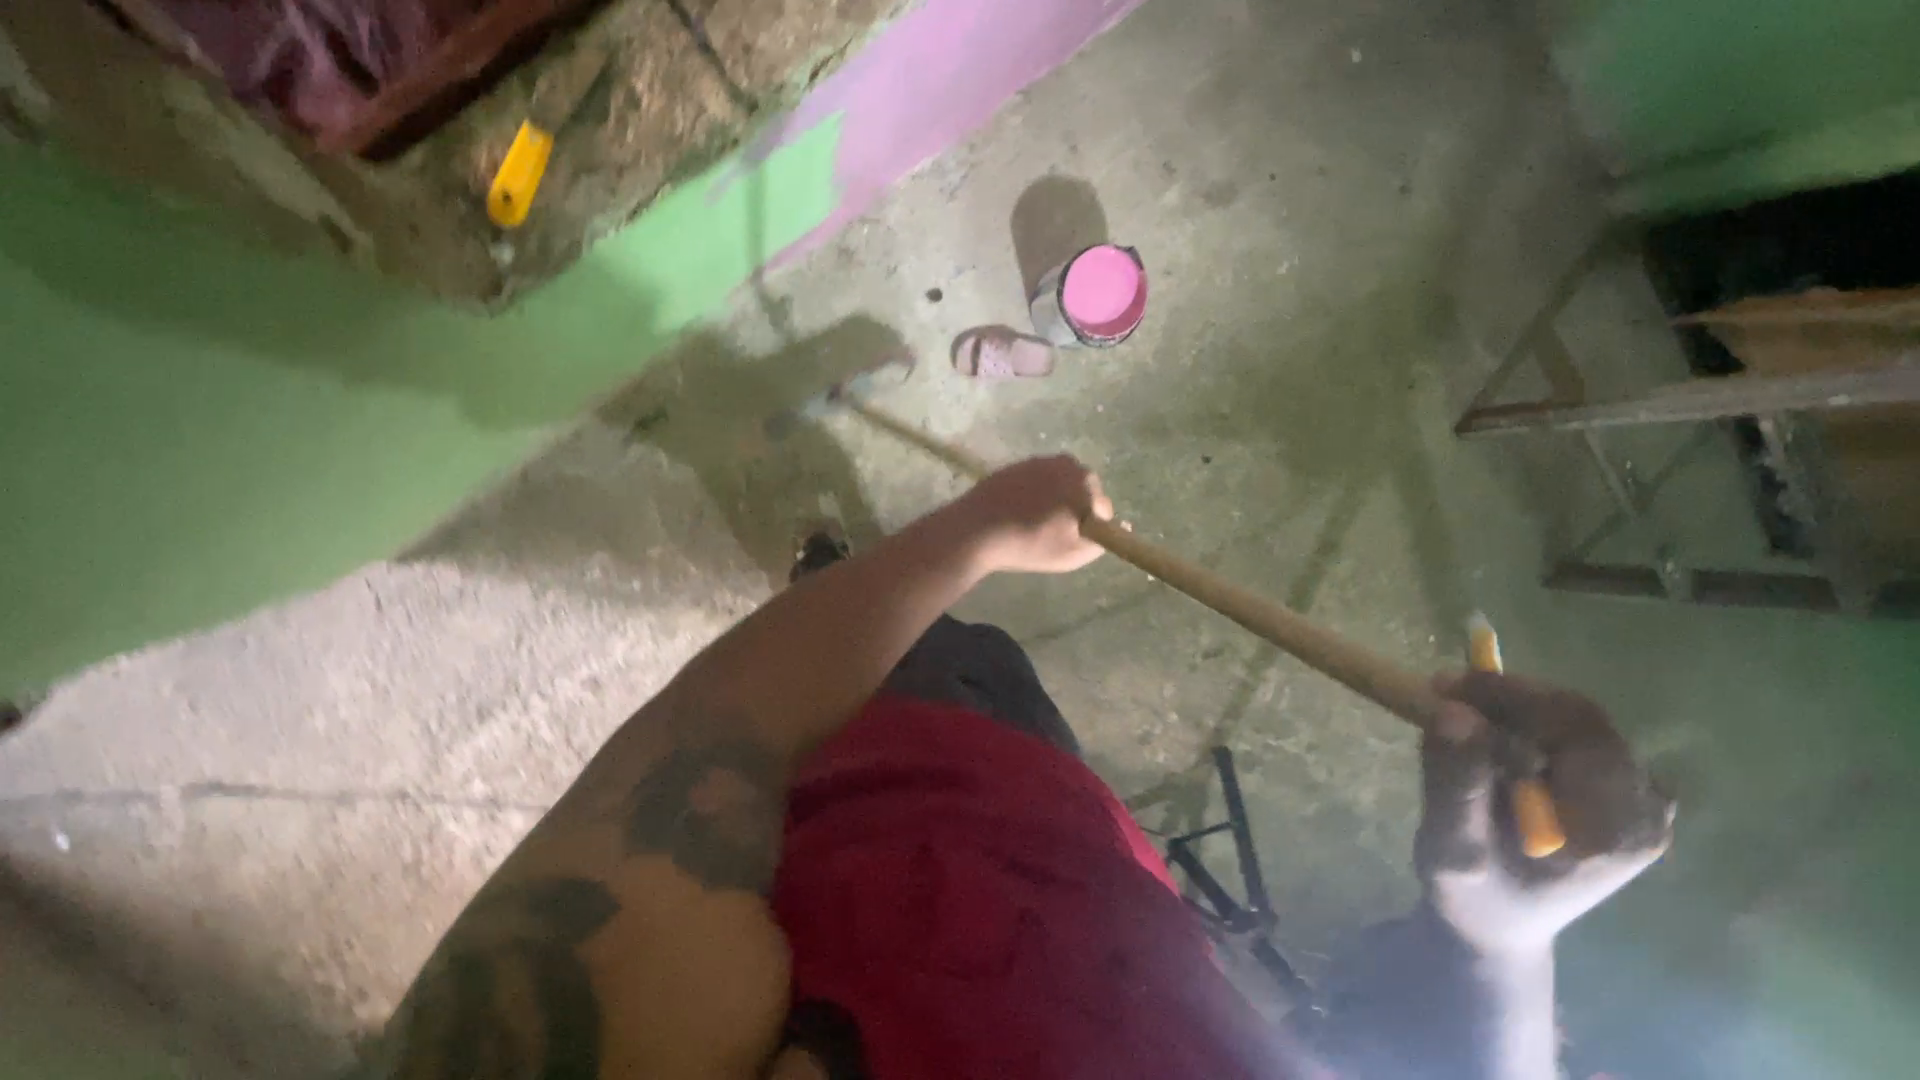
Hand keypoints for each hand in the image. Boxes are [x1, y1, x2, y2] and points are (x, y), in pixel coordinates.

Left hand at [951, 455, 1113, 573]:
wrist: (976, 529)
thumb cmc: (1030, 543)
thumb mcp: (1073, 554)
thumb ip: (1103, 542)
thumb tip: (1121, 528)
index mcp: (1085, 480)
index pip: (1102, 508)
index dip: (1091, 528)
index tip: (1071, 541)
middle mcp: (1065, 462)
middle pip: (1081, 492)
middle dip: (1073, 510)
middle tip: (1052, 535)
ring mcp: (1036, 461)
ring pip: (1057, 486)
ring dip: (1052, 502)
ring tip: (1033, 526)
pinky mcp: (1013, 466)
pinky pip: (1033, 483)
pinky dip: (1031, 496)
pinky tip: (1017, 515)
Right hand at [1417, 672, 1674, 955]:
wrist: (1499, 927)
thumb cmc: (1474, 894)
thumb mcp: (1453, 846)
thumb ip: (1456, 781)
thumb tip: (1453, 709)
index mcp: (1615, 826)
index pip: (1574, 728)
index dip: (1510, 695)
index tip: (1444, 686)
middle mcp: (1644, 808)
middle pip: (1578, 719)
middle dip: (1507, 699)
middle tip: (1442, 693)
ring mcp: (1638, 800)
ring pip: (1573, 721)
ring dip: (1512, 710)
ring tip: (1458, 719)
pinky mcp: (1620, 793)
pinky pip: (1573, 736)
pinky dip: (1525, 725)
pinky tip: (1490, 741)